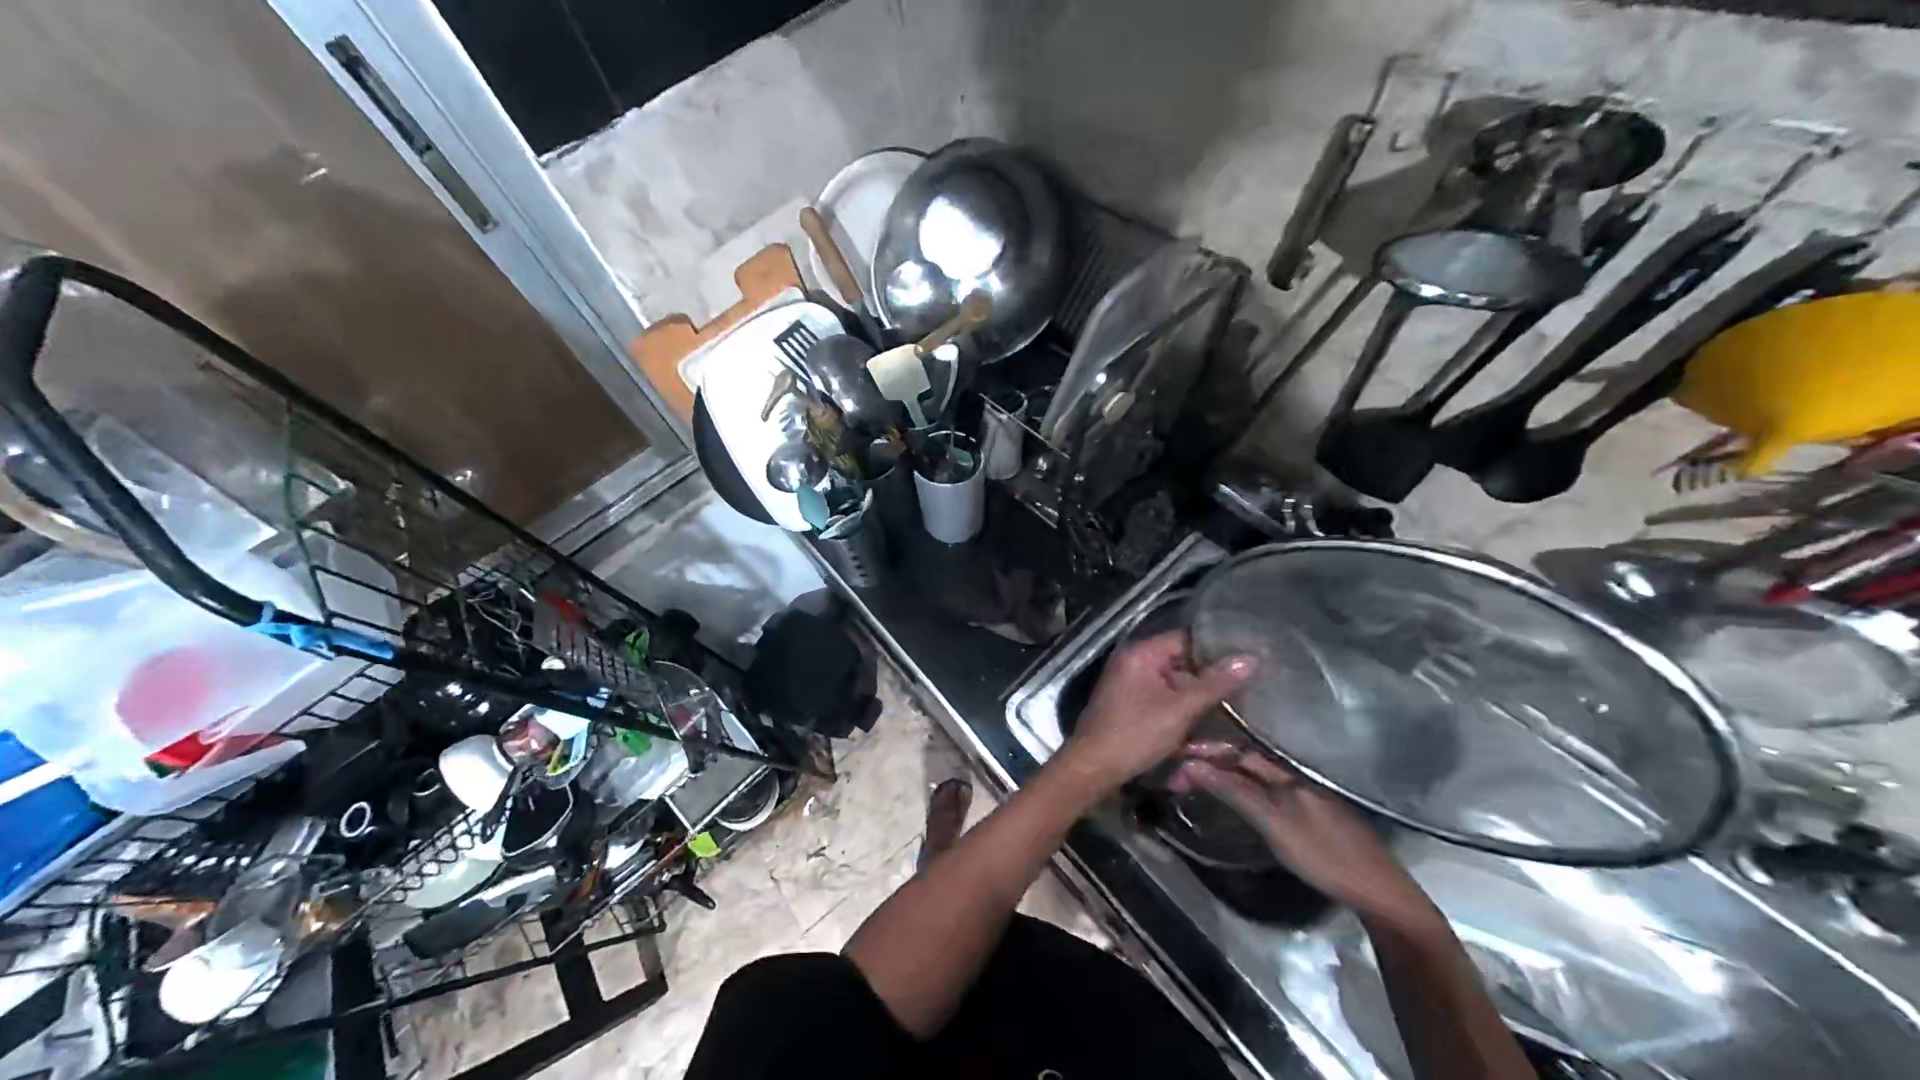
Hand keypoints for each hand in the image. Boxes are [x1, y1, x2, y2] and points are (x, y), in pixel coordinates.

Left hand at [1056, 631, 1253, 794]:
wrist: (1092, 768)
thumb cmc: (1135, 733)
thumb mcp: (1180, 709)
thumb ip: (1215, 684)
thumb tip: (1250, 659)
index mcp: (1141, 653)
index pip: (1186, 638)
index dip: (1217, 648)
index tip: (1248, 657)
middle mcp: (1133, 661)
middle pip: (1181, 661)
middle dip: (1210, 676)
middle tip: (1247, 686)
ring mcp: (1129, 683)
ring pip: (1174, 683)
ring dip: (1198, 695)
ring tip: (1234, 704)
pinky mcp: (1129, 704)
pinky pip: (1162, 698)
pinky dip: (1182, 707)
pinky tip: (1206, 720)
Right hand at [1172, 744, 1438, 930]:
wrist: (1379, 891)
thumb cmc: (1323, 856)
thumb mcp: (1273, 824)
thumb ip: (1234, 793)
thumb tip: (1194, 765)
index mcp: (1286, 778)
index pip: (1240, 754)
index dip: (1210, 752)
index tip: (1179, 753)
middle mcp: (1297, 781)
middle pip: (1251, 764)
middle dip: (1218, 761)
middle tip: (1186, 768)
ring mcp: (1311, 799)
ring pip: (1263, 779)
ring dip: (1233, 776)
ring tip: (1206, 781)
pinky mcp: (1319, 819)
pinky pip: (1274, 793)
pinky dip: (1250, 791)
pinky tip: (1246, 802)